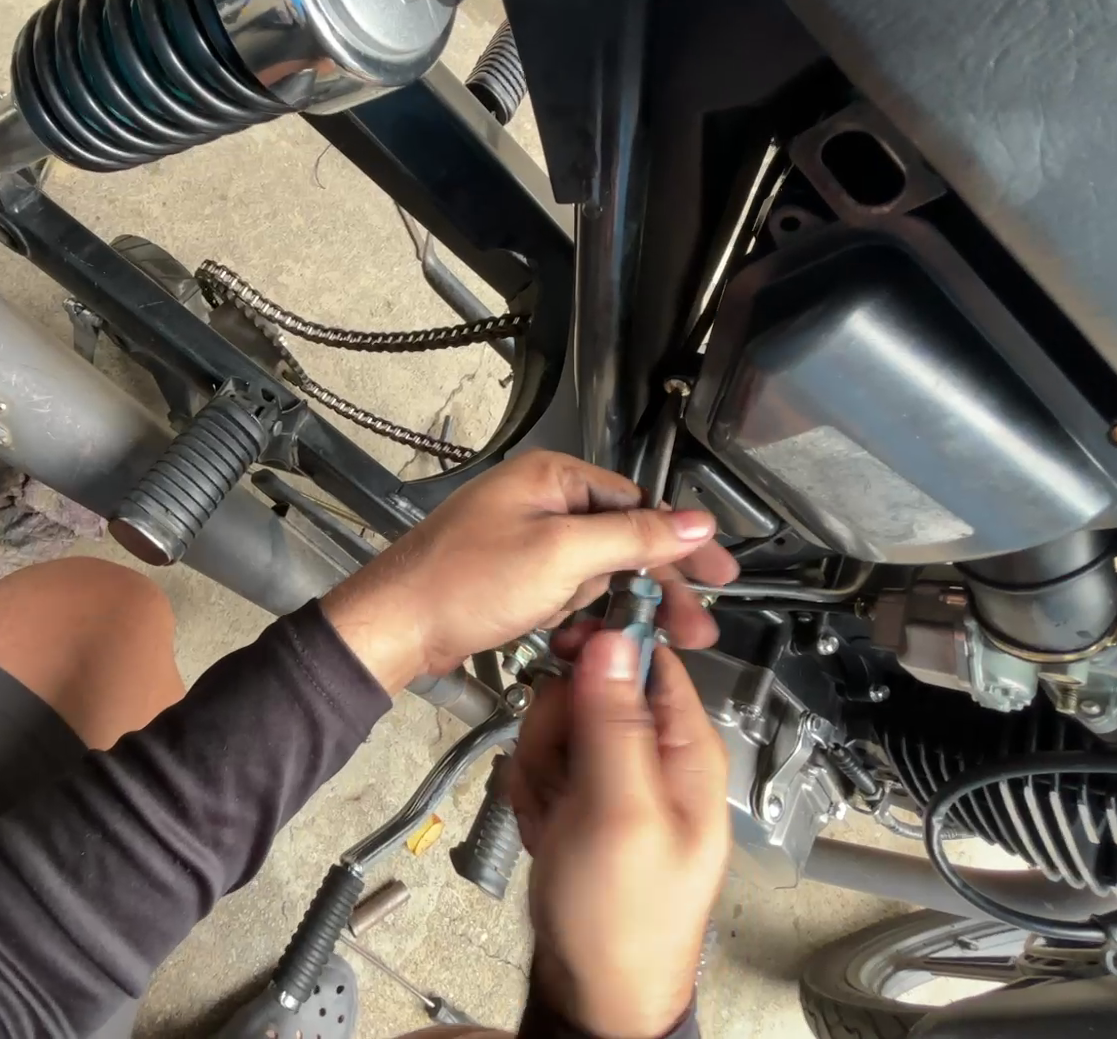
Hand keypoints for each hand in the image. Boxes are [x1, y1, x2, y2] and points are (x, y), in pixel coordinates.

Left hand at [319, 451, 738, 691]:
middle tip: (690, 628)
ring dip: (601, 607)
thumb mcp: (561, 555)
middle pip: (618, 539)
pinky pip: (560, 591)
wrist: (399, 625)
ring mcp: (522, 539)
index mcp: (550, 479)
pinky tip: (563, 637)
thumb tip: (695, 522)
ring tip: (604, 635)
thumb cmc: (466, 581)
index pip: (637, 503)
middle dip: (650, 586)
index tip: (718, 576)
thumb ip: (632, 536)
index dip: (680, 542)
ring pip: (591, 572)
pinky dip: (567, 616)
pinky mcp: (509, 575)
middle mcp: (537, 502)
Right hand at [510, 629, 731, 1038]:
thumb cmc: (622, 915)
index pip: (646, 658)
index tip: (563, 663)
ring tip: (555, 813)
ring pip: (554, 723)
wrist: (588, 984)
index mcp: (683, 747)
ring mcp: (610, 774)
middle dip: (556, 728)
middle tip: (561, 776)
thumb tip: (613, 640)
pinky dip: (532, 789)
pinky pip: (538, 759)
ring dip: (539, 766)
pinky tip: (547, 825)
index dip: (601, 650)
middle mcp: (649, 753)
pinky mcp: (578, 793)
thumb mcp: (620, 811)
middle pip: (586, 690)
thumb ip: (614, 722)